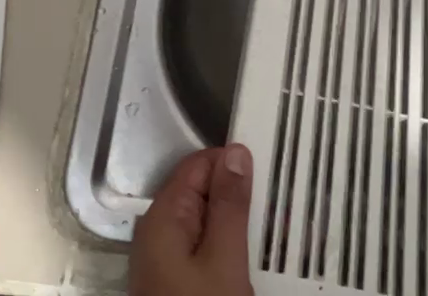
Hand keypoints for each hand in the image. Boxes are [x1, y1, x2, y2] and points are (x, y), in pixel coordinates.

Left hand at [129, 145, 253, 295]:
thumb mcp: (223, 259)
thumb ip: (229, 204)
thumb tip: (235, 151)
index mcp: (162, 214)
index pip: (200, 164)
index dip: (233, 166)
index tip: (267, 177)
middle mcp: (156, 228)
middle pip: (201, 191)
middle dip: (235, 198)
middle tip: (271, 210)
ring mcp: (161, 255)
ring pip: (204, 221)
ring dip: (232, 225)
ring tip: (264, 235)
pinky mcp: (170, 276)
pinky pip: (200, 246)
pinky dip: (223, 248)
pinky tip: (244, 261)